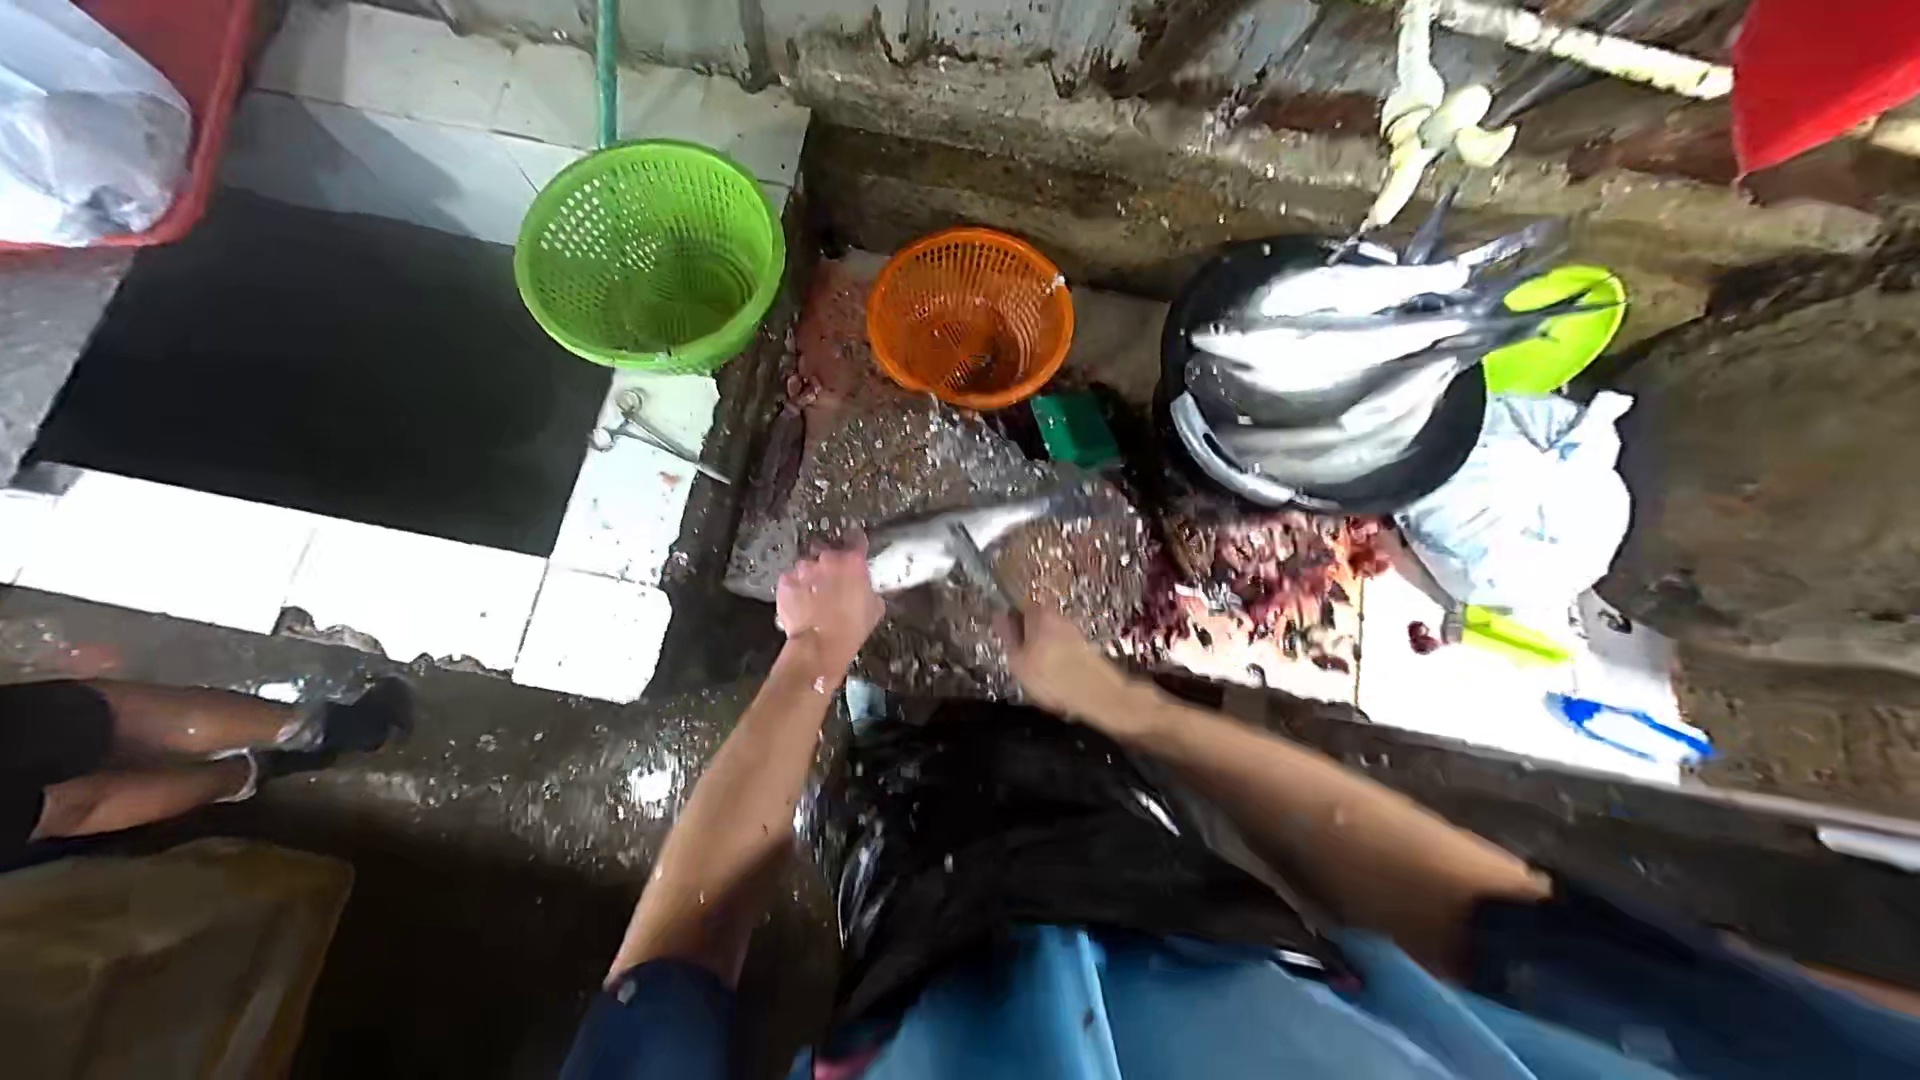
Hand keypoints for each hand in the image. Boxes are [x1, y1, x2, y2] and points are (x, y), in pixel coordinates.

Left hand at [776, 533, 883, 671]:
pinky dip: (796, 587)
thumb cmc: (852, 628)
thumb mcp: (874, 607)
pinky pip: (791, 579)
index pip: (857, 538)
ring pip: (808, 565)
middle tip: (834, 580)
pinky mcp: (786, 581)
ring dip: (812, 575)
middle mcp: (827, 559)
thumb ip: (869, 588)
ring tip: (815, 594)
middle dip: (831, 563)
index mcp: (853, 561)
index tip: (855, 544)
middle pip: (829, 551)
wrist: (821, 645)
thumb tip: (864, 588)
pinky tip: (801, 601)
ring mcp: (804, 569)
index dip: (856, 542)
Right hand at [1000, 609, 1141, 730]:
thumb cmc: (1053, 678)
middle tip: (1021, 662)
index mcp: (1042, 615)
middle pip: (1036, 624)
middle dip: (1028, 639)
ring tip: (1039, 677)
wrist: (1098, 696)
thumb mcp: (1018, 662)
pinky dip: (1058, 664)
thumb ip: (1007, 638)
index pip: (1019, 608)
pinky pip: (1064, 653)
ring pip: (1051, 639)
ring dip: (1043, 653)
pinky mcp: (1087, 650)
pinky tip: (1056, 682)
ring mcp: (1076, 634)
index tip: (1007, 639)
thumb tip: (999, 619)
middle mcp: (1060, 619)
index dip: (1011, 623)